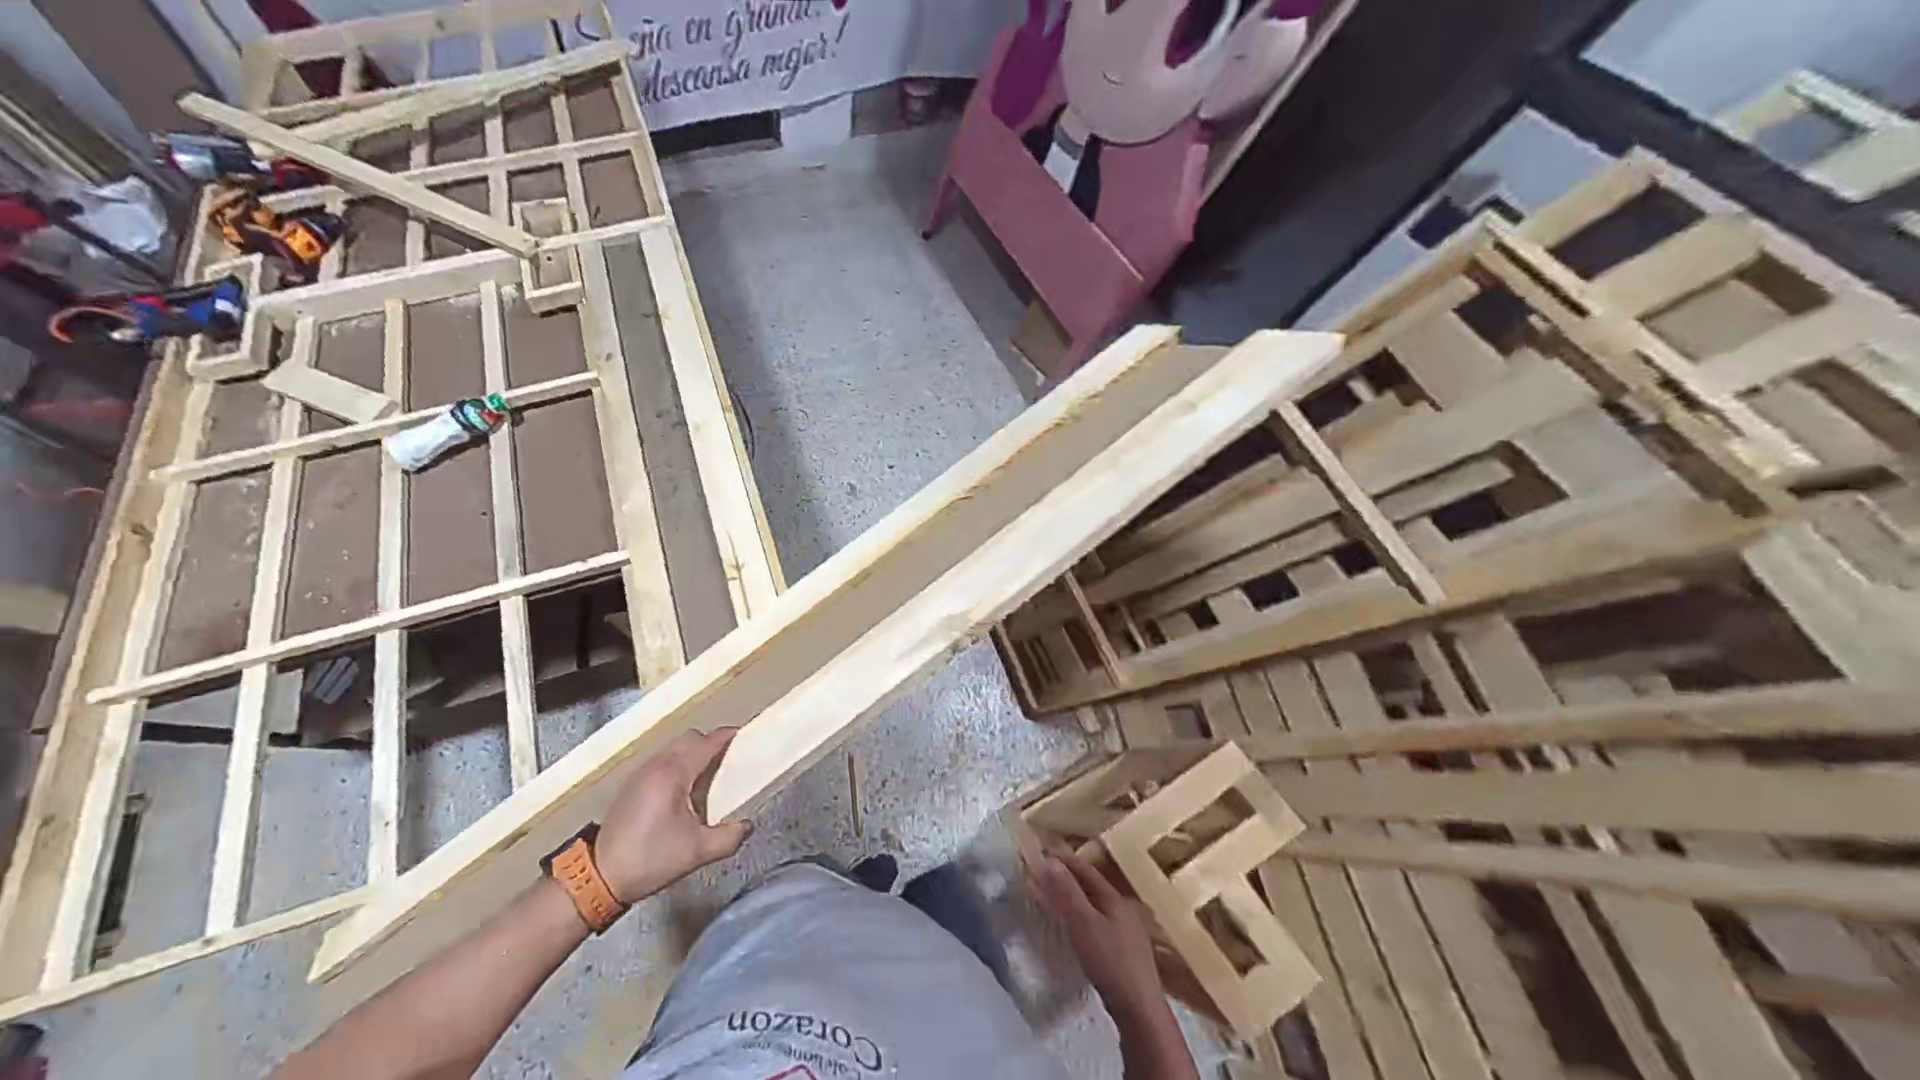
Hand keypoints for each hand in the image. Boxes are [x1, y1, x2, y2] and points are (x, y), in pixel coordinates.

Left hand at [595, 728, 752, 903]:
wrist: (599, 877)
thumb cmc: (651, 859)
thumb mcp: (698, 852)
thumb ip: (730, 837)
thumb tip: (746, 825)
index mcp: (673, 774)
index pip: (706, 742)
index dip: (728, 738)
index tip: (746, 740)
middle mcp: (656, 766)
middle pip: (690, 739)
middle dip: (711, 744)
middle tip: (728, 764)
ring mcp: (640, 773)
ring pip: (674, 748)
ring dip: (693, 754)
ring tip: (707, 779)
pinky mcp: (631, 784)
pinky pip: (662, 760)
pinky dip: (678, 764)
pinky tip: (683, 792)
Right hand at [1030, 850, 1164, 1019]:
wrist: (1139, 1010)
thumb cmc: (1110, 962)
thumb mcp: (1084, 924)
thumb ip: (1067, 892)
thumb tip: (1049, 860)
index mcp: (1114, 898)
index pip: (1085, 869)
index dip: (1063, 858)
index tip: (1041, 850)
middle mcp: (1122, 910)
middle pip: (1090, 886)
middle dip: (1065, 877)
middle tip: (1040, 873)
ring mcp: (1125, 932)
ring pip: (1093, 905)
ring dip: (1071, 898)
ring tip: (1050, 897)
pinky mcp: (1122, 953)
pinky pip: (1095, 923)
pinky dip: (1078, 918)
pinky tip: (1070, 928)